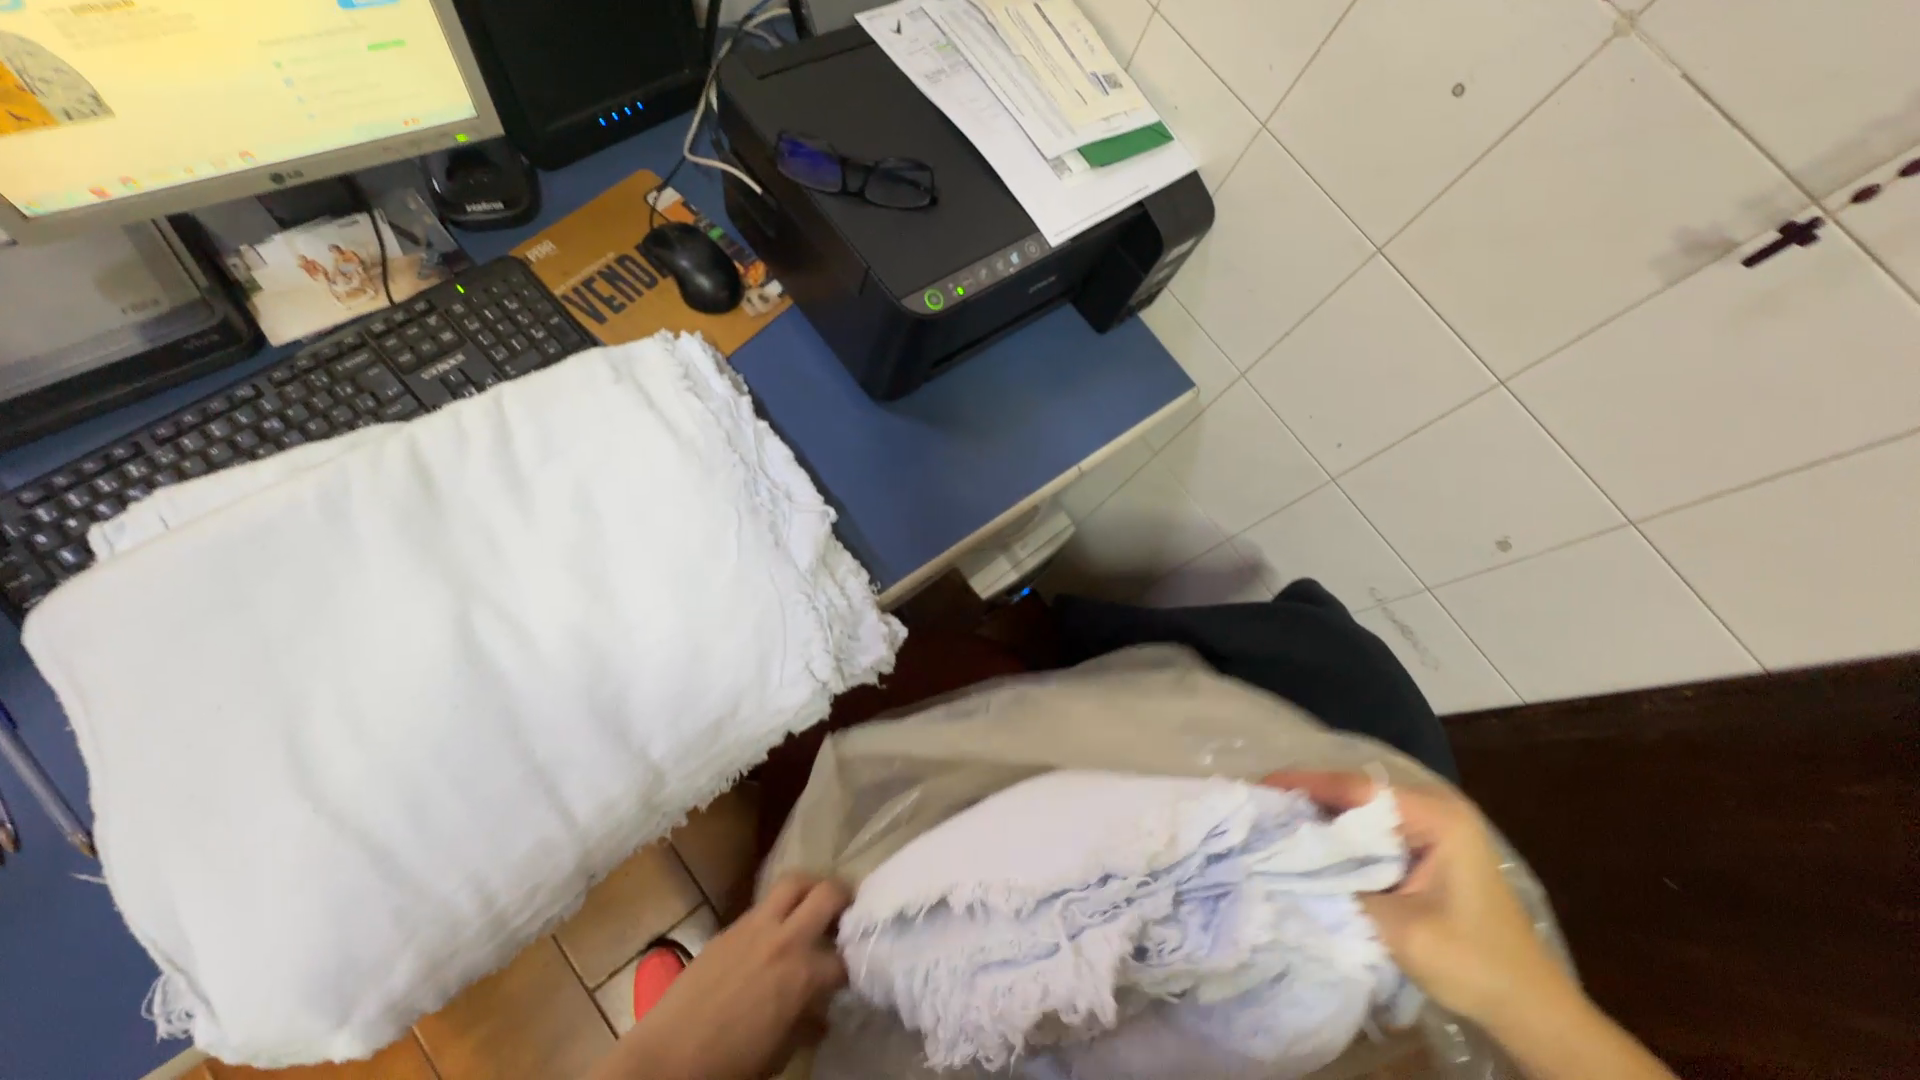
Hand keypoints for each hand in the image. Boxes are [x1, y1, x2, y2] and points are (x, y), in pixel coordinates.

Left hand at [592, 874, 850, 1079]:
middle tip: (849, 911)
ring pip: (795, 881)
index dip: (858, 961)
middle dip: (846, 898)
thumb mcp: (780, 1050)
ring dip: (812, 888)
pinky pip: (764, 903)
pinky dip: (780, 907)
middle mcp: (786, 939)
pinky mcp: (730, 927)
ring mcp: (755, 926)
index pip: (848, 957)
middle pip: (828, 893)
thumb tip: (821, 1013)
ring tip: (816, 904)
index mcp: (805, 975)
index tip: (860, 965)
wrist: (668, 1058)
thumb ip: (806, 1022)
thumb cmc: (730, 1063)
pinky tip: (778, 928)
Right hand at [1262, 771, 1576, 1029]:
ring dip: (1322, 818)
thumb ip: (1342, 886)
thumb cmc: (1471, 963)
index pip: (1359, 789)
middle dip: (1308, 797)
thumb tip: (1288, 862)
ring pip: (1363, 812)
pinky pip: (1373, 832)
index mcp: (1438, 818)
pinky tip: (1309, 847)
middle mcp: (1436, 811)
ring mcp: (1434, 831)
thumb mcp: (1399, 927)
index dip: (1306, 784)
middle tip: (1259, 804)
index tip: (1260, 786)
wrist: (1527, 1007)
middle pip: (1358, 793)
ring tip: (1273, 820)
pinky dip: (1340, 837)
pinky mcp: (1428, 852)